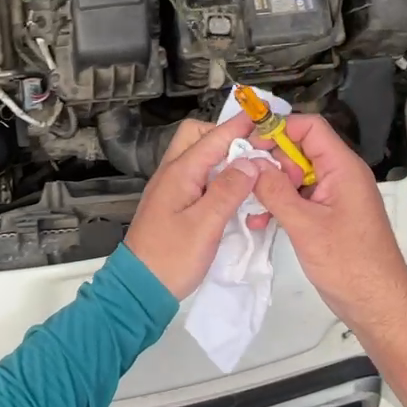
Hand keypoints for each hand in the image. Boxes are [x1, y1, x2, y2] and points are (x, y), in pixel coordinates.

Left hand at [122, 115, 264, 298]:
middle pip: (197, 137)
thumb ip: (228, 191)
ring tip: (252, 171)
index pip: (212, 137)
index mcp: (179, 173)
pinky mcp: (175, 204)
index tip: (266, 117)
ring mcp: (171, 188)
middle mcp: (172, 174)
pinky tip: (236, 193)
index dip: (240, 126)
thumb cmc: (171, 258)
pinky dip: (218, 177)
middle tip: (255, 150)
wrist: (140, 288)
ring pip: (198, 157)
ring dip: (223, 157)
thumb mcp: (205, 226)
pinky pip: (198, 178)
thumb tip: (251, 162)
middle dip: (226, 136)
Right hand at [251, 115, 406, 319]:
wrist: (376, 305)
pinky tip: (260, 220)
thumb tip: (249, 163)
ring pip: (294, 174)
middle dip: (269, 160)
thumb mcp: (305, 225)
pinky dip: (278, 203)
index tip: (248, 143)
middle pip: (298, 149)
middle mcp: (339, 176)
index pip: (309, 127)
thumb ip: (274, 190)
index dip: (277, 128)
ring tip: (249, 204)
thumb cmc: (349, 264)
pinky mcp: (327, 214)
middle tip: (244, 178)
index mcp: (343, 168)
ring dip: (270, 185)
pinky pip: (298, 196)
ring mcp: (333, 195)